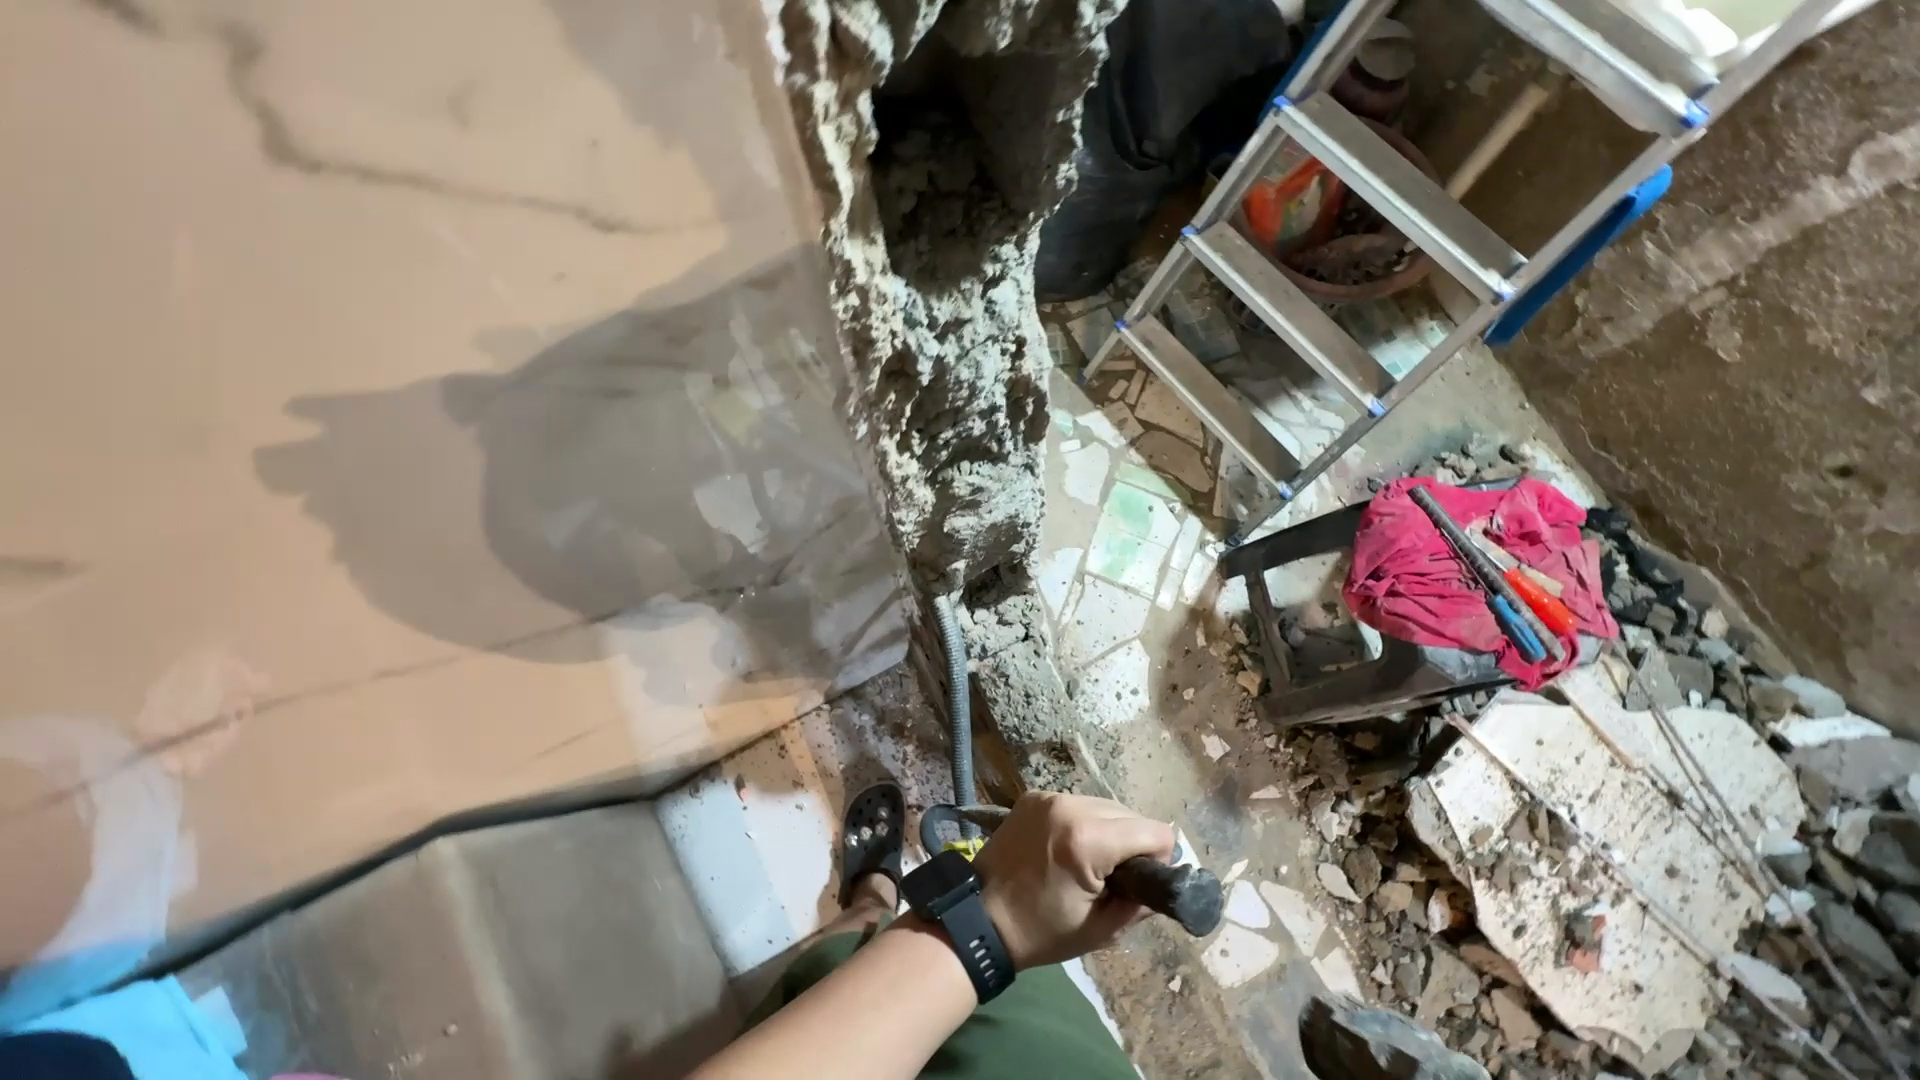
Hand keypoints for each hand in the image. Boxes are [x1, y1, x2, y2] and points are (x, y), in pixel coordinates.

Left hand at [970, 791, 1175, 970]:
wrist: (979, 917)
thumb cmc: (1042, 930)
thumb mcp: (1101, 928)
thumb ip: (1140, 902)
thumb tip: (1164, 881)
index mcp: (1088, 839)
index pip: (1155, 832)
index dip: (1159, 859)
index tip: (1142, 882)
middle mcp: (1070, 806)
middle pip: (1130, 815)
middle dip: (1133, 844)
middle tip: (1116, 877)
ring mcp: (1049, 796)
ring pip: (1105, 806)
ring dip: (1109, 830)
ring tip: (1091, 862)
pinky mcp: (1033, 795)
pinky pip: (1077, 803)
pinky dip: (1083, 822)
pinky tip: (1069, 847)